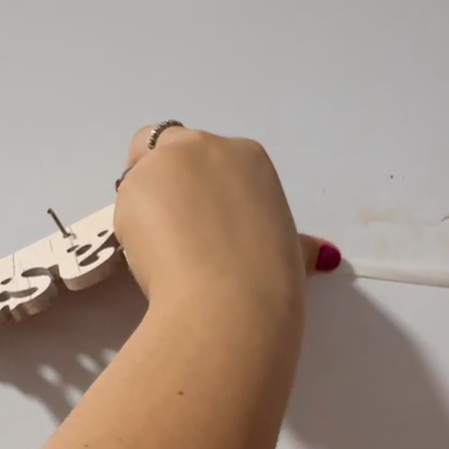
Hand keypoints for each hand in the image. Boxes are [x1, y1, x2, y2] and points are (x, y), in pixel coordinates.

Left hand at [115, 124, 338, 324]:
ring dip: (146, 204)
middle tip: (176, 231)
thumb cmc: (270, 278)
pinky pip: (125, 205)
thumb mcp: (292, 254)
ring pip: (141, 175)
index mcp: (248, 156)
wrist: (230, 302)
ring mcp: (166, 163)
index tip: (206, 225)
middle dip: (167, 183)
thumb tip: (323, 254)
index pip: (212, 159)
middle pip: (170, 149)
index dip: (203, 191)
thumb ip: (297, 246)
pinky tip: (152, 259)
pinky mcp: (132, 190)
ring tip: (163, 252)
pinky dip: (132, 229)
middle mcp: (206, 146)